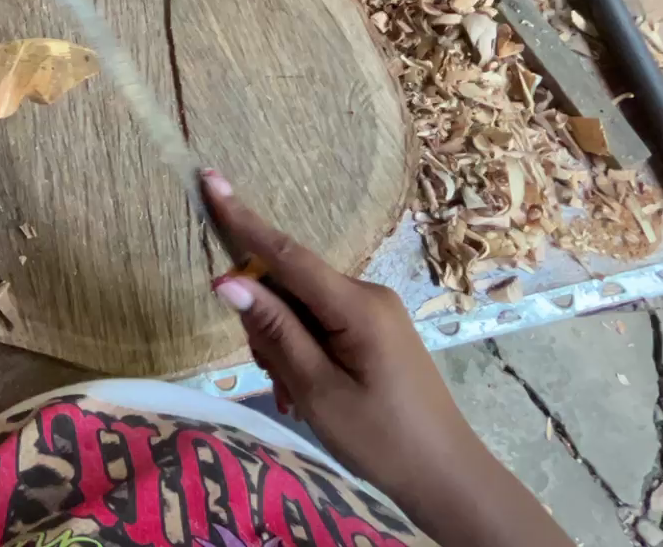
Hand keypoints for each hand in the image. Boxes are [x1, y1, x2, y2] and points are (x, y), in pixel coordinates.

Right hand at [201, 170, 572, 546]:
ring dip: (282, 343)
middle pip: (287, 284)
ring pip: (298, 306)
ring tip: (292, 393)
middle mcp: (365, 294)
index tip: (210, 177)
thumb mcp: (316, 389)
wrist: (452, 484)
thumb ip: (272, 329)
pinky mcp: (373, 328)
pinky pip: (318, 321)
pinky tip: (303, 390)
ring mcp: (372, 310)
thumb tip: (226, 280)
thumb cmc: (382, 439)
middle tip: (272, 377)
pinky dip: (300, 349)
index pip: (284, 253)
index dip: (241, 217)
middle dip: (264, 321)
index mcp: (355, 304)